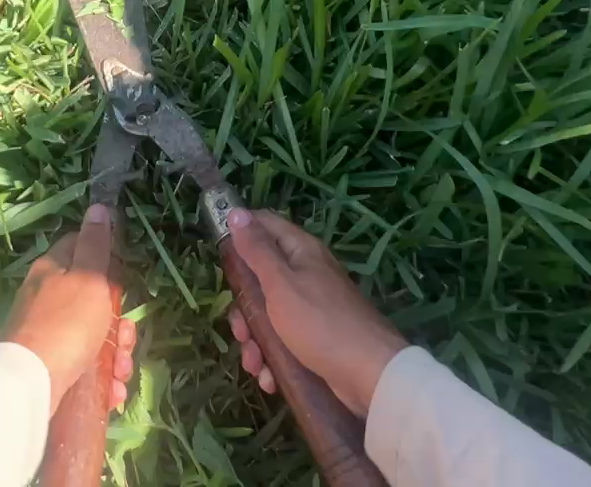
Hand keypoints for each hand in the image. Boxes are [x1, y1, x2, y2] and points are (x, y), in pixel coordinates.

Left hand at [0, 203, 136, 412]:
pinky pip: (81, 364)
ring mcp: (44, 331)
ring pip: (91, 335)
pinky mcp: (47, 364)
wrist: (29, 384)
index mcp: (53, 268)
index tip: (122, 280)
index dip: (106, 261)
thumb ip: (95, 244)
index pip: (80, 248)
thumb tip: (97, 207)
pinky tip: (111, 391)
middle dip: (118, 322)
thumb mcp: (89, 276)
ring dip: (114, 354)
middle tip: (125, 340)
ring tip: (121, 373)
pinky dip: (100, 377)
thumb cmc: (66, 322)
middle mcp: (46, 296)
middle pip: (92, 298)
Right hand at [225, 209, 406, 415]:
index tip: (220, 259)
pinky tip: (269, 378)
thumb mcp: (280, 284)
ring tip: (254, 364)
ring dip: (255, 339)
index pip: (264, 223)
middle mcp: (306, 272)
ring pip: (268, 312)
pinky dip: (273, 357)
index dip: (239, 234)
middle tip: (240, 331)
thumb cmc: (319, 323)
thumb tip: (235, 212)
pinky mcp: (315, 337)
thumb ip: (257, 250)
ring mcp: (312, 306)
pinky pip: (284, 339)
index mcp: (300, 250)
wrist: (370, 376)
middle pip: (260, 276)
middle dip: (243, 307)